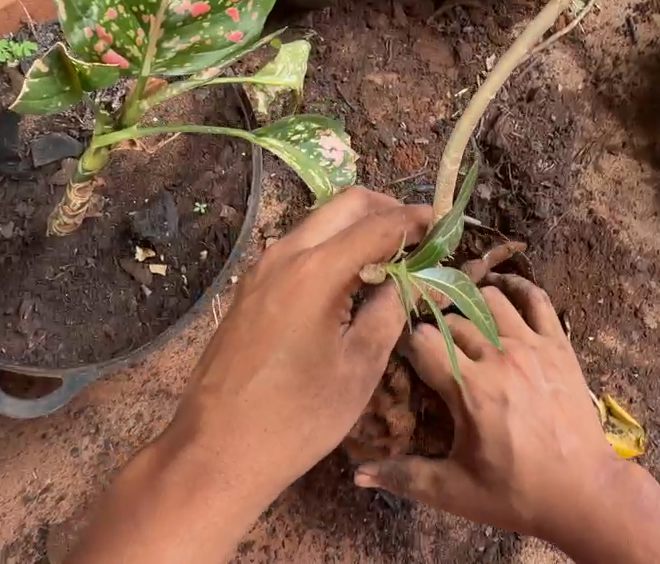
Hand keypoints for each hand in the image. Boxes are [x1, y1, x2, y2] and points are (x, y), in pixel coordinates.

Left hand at [164, 187, 431, 503]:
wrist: (214, 453)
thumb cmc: (295, 418)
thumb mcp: (358, 369)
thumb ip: (389, 312)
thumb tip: (411, 281)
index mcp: (317, 271)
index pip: (379, 224)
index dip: (417, 220)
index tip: (445, 222)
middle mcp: (286, 254)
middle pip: (346, 204)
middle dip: (387, 210)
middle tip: (419, 235)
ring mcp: (263, 268)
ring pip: (320, 221)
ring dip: (358, 227)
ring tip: (391, 257)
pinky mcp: (251, 286)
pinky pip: (300, 246)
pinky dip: (332, 245)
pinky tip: (351, 279)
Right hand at [353, 276, 659, 563]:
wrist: (584, 493)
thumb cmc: (517, 493)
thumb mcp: (455, 491)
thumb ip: (405, 476)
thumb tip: (358, 474)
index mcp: (470, 388)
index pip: (423, 340)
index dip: (409, 343)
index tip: (406, 354)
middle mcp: (498, 356)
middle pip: (453, 319)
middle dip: (436, 326)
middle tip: (431, 340)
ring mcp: (531, 345)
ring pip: (490, 298)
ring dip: (471, 305)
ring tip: (464, 321)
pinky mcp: (557, 343)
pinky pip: (537, 299)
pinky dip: (518, 287)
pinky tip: (504, 290)